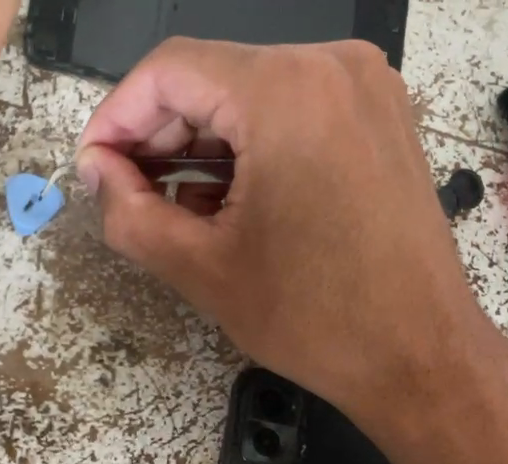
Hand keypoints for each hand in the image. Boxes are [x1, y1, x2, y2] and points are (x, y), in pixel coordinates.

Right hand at [76, 39, 507, 451]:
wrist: (416, 353)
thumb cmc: (311, 316)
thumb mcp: (201, 269)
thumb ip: (131, 214)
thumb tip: (97, 174)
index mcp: (283, 92)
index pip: (169, 71)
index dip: (115, 118)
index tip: (91, 171)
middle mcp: (329, 67)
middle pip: (211, 79)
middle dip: (157, 136)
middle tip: (124, 197)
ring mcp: (364, 89)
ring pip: (250, 97)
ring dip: (200, 148)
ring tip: (173, 213)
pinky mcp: (380, 119)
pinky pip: (292, 115)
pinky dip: (248, 151)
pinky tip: (226, 206)